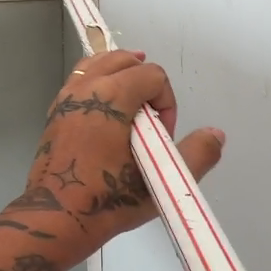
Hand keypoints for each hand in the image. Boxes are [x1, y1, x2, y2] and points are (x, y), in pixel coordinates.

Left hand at [0, 49, 225, 250]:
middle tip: (152, 118)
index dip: (166, 100)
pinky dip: (98, 81)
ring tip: (136, 98)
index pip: (151, 74)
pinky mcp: (55, 109)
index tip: (163, 133)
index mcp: (110, 95)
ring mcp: (65, 95)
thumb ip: (196, 153)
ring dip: (120, 73)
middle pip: (122, 59)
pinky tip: (108, 106)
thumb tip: (215, 133)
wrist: (60, 211)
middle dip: (145, 81)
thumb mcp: (163, 178)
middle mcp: (85, 86)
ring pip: (96, 63)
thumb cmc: (112, 195)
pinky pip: (79, 79)